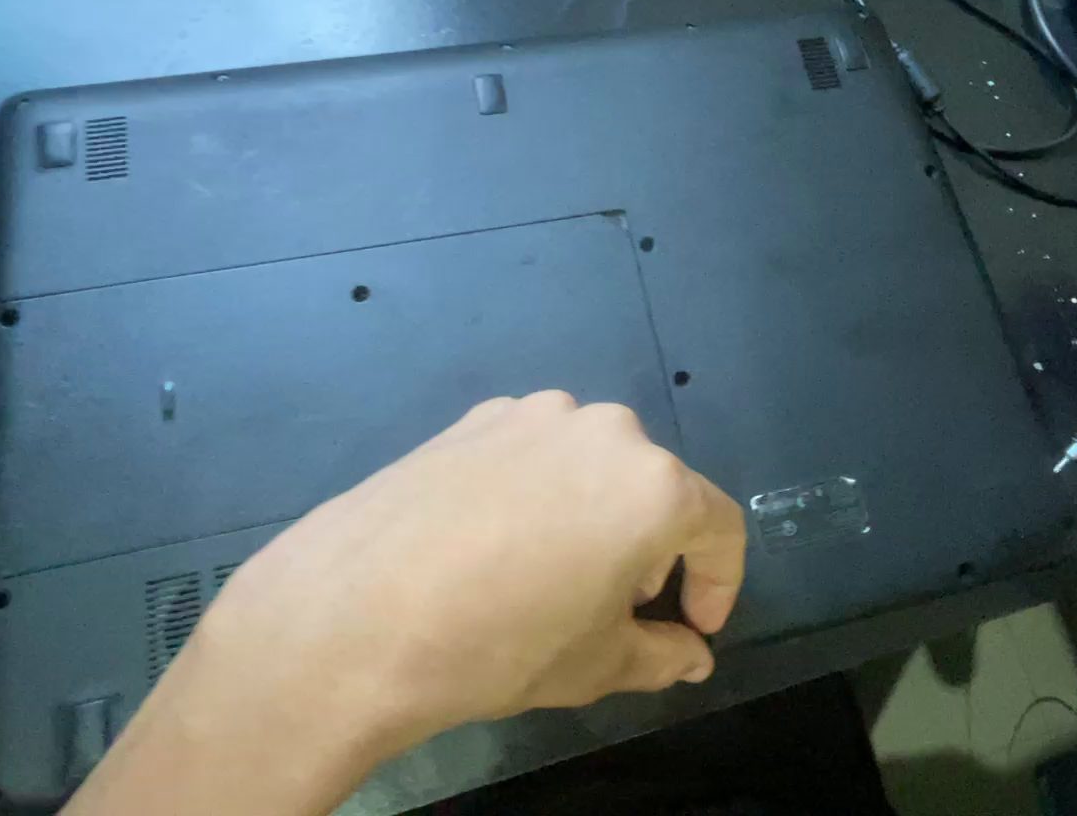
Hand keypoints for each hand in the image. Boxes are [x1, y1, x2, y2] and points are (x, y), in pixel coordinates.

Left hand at [205, 390, 746, 736]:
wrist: (358, 611)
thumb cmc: (502, 643)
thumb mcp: (596, 663)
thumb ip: (662, 653)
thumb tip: (692, 654)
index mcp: (653, 483)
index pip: (718, 525)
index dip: (718, 581)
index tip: (696, 625)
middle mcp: (604, 430)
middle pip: (654, 486)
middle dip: (651, 547)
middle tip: (616, 602)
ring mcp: (535, 412)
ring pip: (592, 462)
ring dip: (594, 508)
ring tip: (549, 565)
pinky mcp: (479, 415)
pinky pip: (534, 449)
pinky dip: (539, 486)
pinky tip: (495, 534)